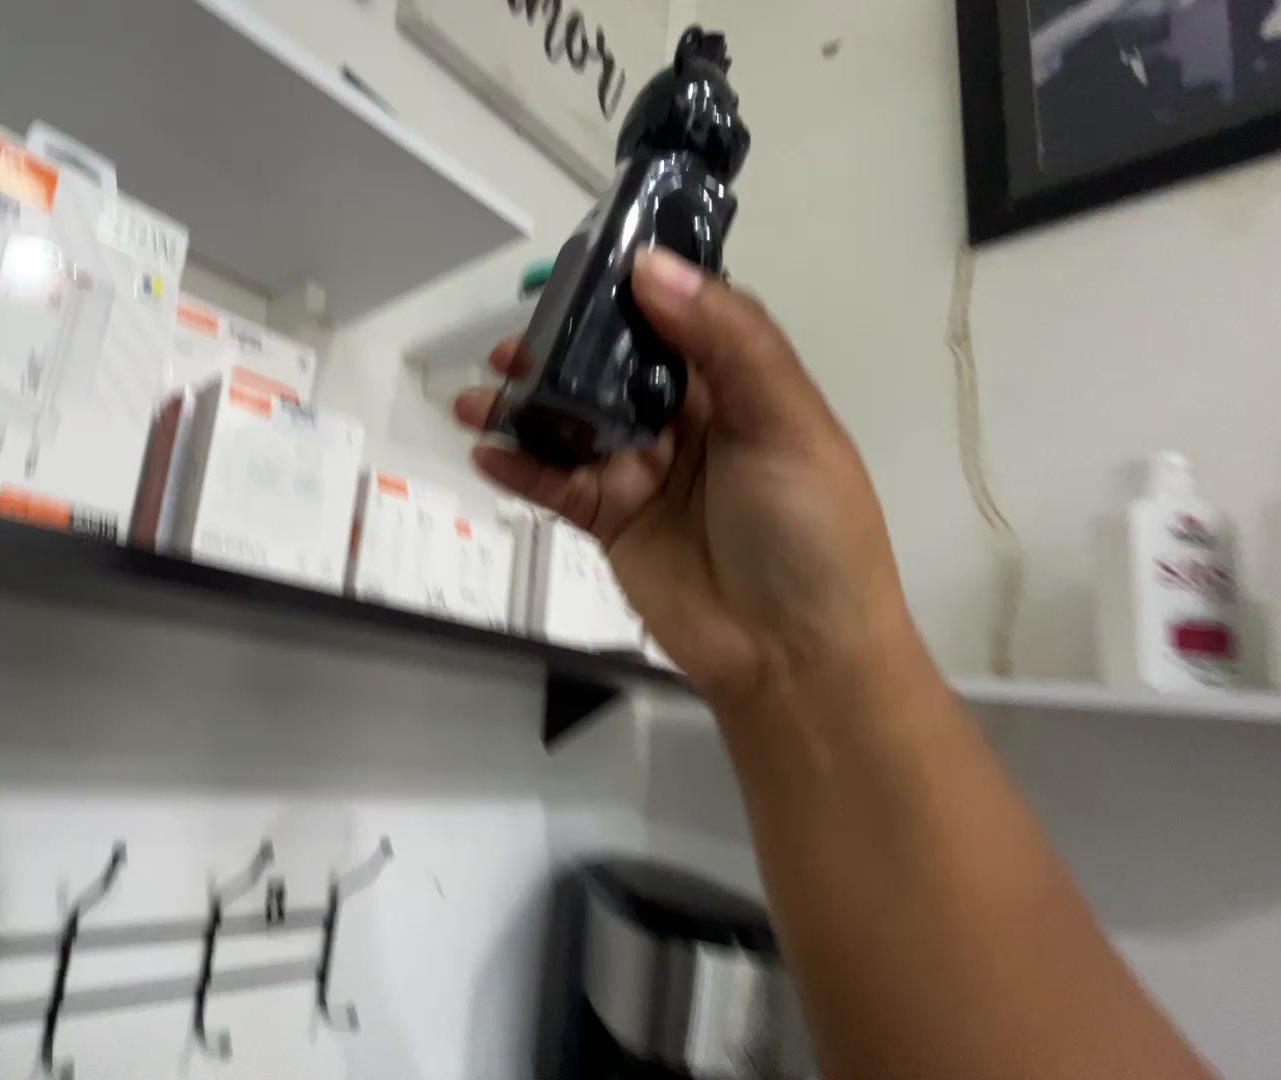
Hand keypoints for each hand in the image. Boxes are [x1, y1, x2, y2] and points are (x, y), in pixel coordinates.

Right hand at [455, 250, 916, 708]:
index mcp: (734, 386)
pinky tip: (486, 453)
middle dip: (559, 355)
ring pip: (573, 427)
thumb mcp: (782, 421)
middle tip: (508, 347)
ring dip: (525, 411)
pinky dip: (520, 470)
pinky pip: (557, 486)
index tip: (572, 272)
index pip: (672, 321)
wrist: (789, 654)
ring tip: (474, 399)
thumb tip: (649, 267)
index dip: (624, 293)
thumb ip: (724, 340)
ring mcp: (641, 473)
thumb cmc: (805, 529)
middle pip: (609, 372)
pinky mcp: (609, 520)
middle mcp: (683, 422)